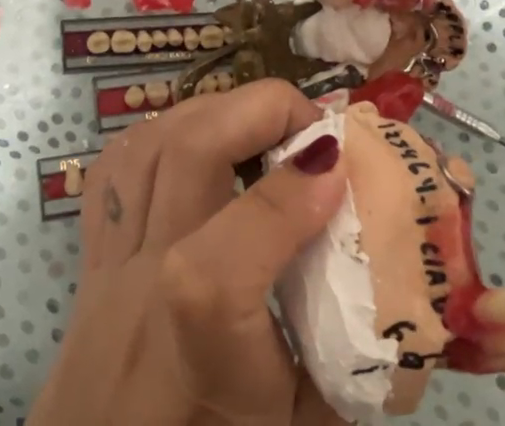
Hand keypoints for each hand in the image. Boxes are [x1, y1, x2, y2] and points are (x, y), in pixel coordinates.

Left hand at [30, 79, 350, 424]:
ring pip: (148, 143)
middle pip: (181, 160)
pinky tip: (201, 141)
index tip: (339, 165)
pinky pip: (117, 164)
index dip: (281, 200)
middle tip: (317, 128)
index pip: (217, 269)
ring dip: (217, 110)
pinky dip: (165, 131)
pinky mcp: (91, 250)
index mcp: (202, 358)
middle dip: (259, 112)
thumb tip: (413, 262)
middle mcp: (142, 296)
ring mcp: (108, 264)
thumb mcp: (310, 417)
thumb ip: (364, 352)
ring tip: (267, 124)